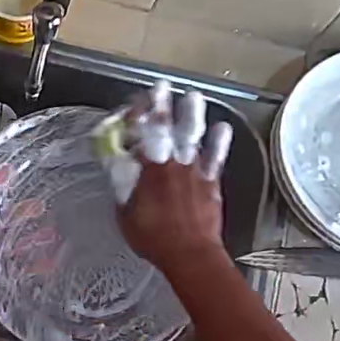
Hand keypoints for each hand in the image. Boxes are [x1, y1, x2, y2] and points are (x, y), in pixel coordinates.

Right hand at [114, 83, 232, 278]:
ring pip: (192, 137)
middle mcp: (173, 165)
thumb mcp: (126, 214)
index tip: (133, 101)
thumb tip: (117, 165)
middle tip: (162, 86)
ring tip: (193, 96)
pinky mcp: (211, 183)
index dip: (137, 116)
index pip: (140, 137)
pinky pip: (216, 158)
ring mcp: (194, 172)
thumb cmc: (153, 238)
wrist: (190, 254)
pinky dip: (219, 143)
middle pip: (167, 130)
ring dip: (192, 115)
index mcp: (149, 171)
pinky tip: (222, 127)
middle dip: (162, 107)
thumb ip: (123, 186)